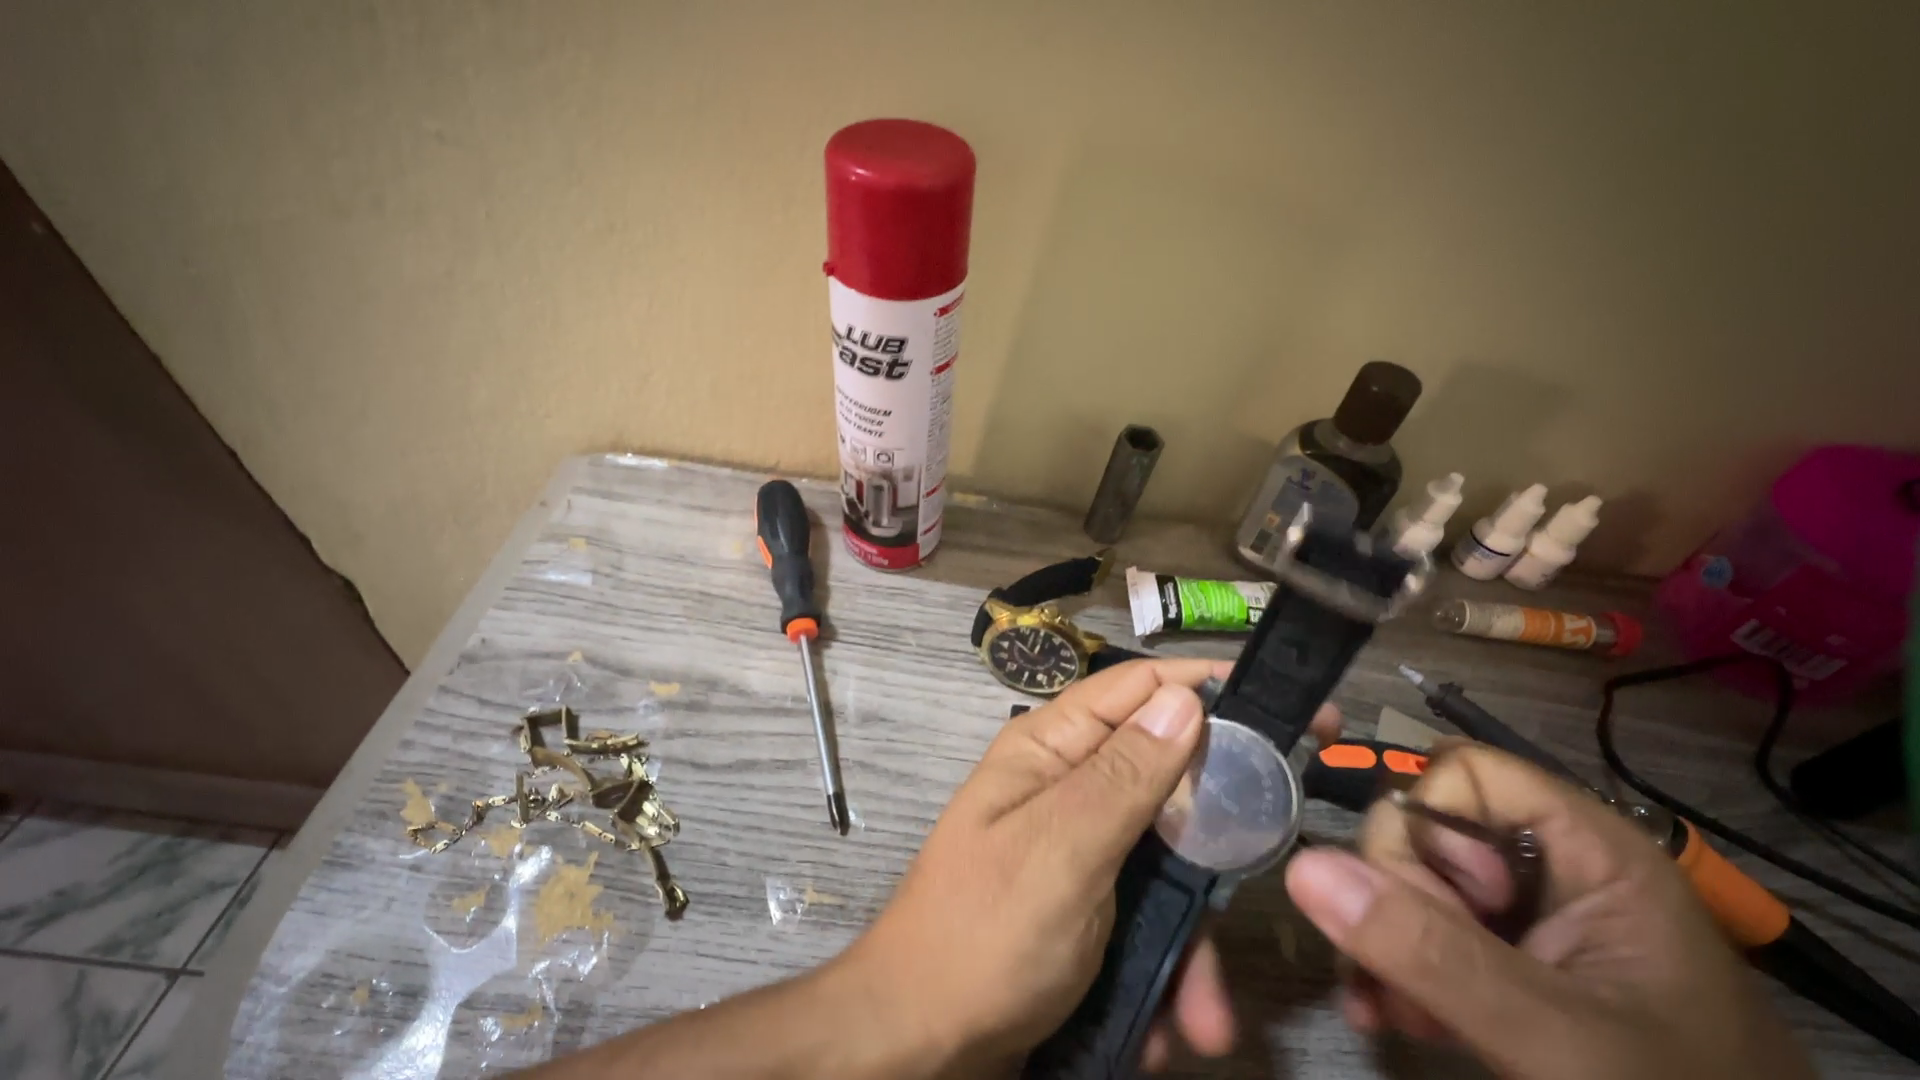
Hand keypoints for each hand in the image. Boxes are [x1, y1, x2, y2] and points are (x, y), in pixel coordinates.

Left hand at [838, 658, 1336, 1074]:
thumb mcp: (1060, 851)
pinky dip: (1167, 966)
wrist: (919, 1044)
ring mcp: (1080, 848)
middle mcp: (1067, 787)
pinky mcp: (1089, 902)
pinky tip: (1166, 1026)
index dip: (1213, 689)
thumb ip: (1124, 776)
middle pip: (1168, 777)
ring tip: (1206, 1017)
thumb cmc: (984, 937)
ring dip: (1195, 937)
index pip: (1139, 689)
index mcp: (1050, 750)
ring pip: (1170, 859)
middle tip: (1281, 858)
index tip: (1297, 709)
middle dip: (1222, 834)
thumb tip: (1184, 696)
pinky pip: (1149, 913)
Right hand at [1284, 743, 1816, 1079]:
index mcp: (1590, 850)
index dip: (1430, 827)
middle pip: (1424, 828)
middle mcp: (1550, 868)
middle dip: (1395, 901)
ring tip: (1388, 1011)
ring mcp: (1525, 919)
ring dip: (1378, 942)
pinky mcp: (1505, 965)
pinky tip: (1388, 1015)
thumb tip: (1301, 868)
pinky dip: (1390, 968)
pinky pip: (1420, 933)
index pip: (1464, 773)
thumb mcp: (1556, 1037)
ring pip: (1410, 883)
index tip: (1446, 908)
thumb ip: (1432, 953)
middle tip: (1406, 980)